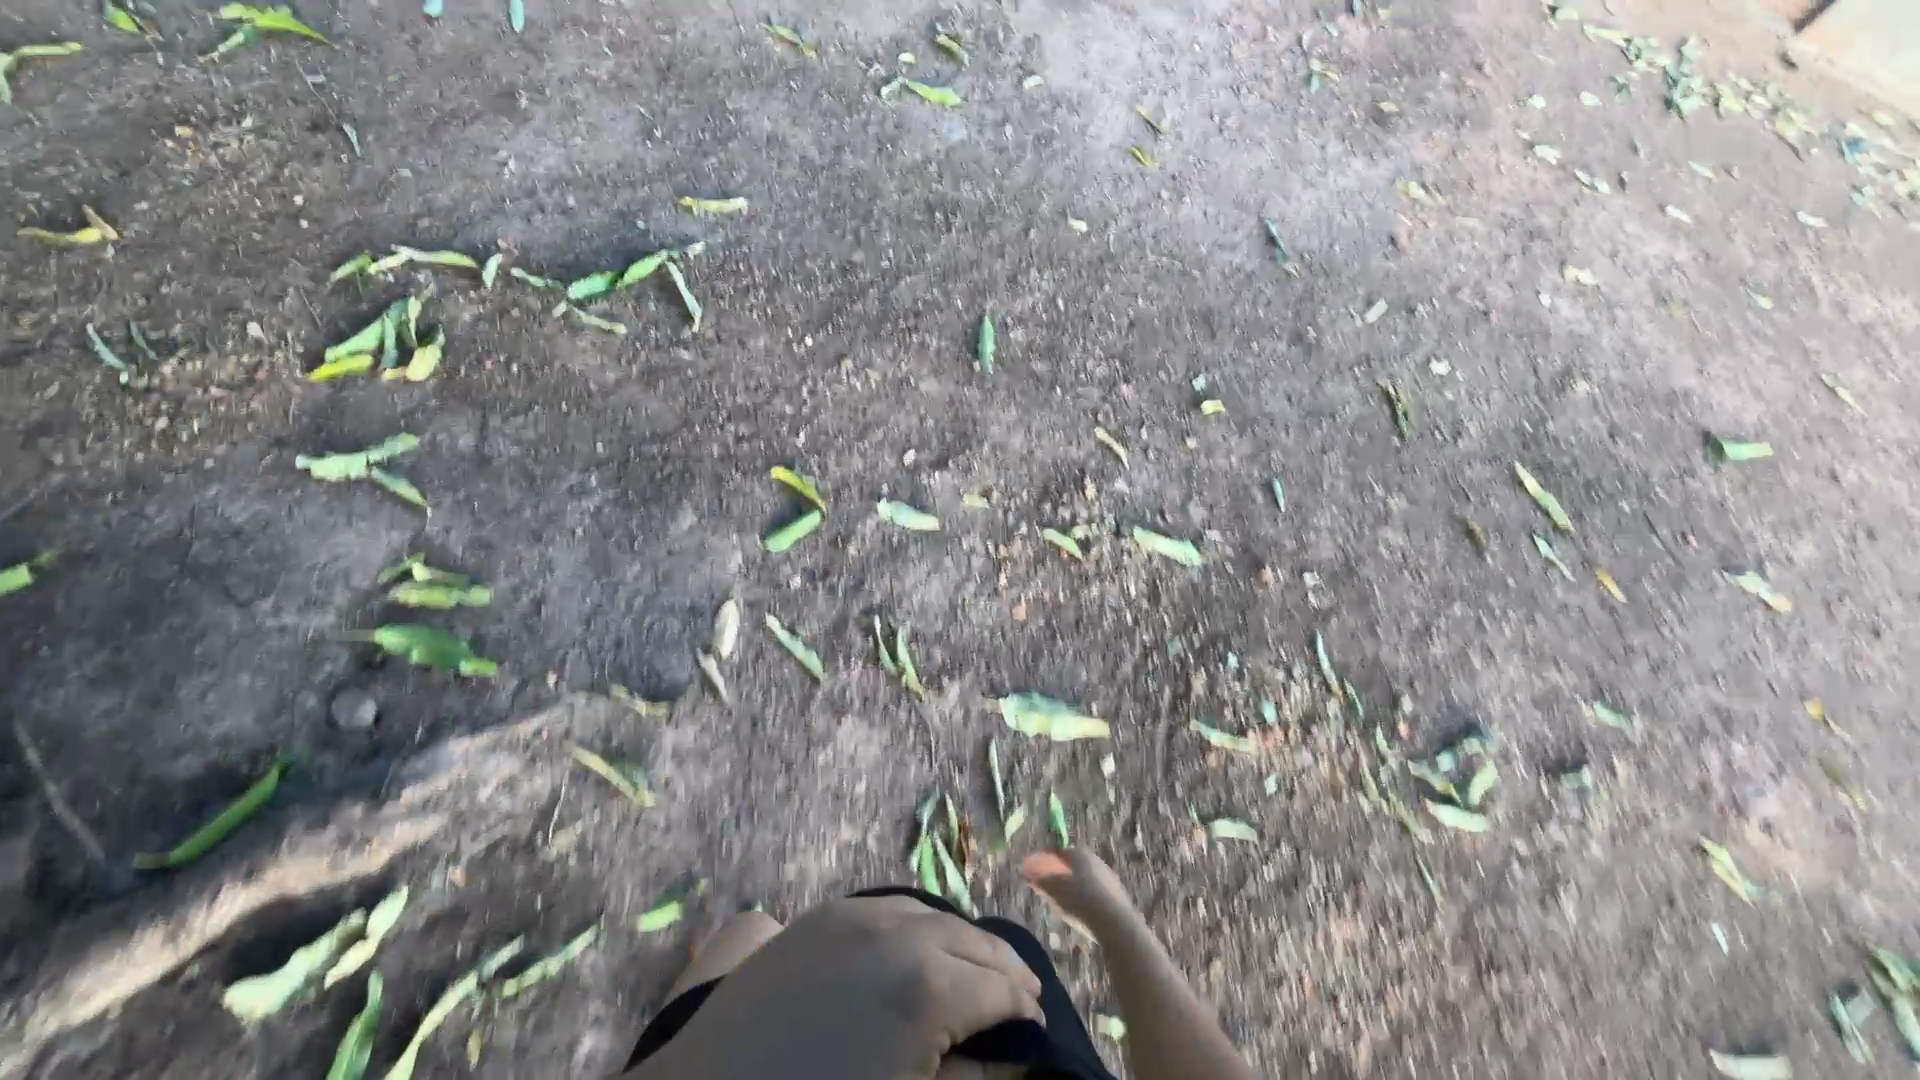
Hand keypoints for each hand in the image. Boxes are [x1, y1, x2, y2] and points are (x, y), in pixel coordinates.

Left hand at [639, 895, 1044, 1079]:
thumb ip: (969, 1078)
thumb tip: (1016, 1059)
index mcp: (926, 987)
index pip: (1000, 988)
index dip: (1026, 1009)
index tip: (1039, 1027)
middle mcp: (898, 934)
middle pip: (972, 940)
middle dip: (1004, 967)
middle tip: (1026, 993)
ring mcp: (855, 916)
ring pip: (933, 915)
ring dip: (963, 940)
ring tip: (981, 966)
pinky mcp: (821, 916)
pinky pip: (889, 907)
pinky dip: (920, 923)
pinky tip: (923, 942)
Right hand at [1020, 848, 1139, 936]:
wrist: (1114, 922)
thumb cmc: (1080, 900)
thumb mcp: (1054, 890)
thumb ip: (1040, 880)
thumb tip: (1025, 870)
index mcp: (1081, 855)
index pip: (1061, 851)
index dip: (1048, 859)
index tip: (1038, 869)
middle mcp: (1096, 861)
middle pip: (1075, 864)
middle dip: (1061, 872)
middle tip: (1050, 884)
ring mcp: (1109, 878)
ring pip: (1087, 878)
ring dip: (1075, 885)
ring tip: (1063, 900)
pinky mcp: (1117, 895)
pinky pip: (1096, 892)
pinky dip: (1086, 896)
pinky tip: (1081, 910)